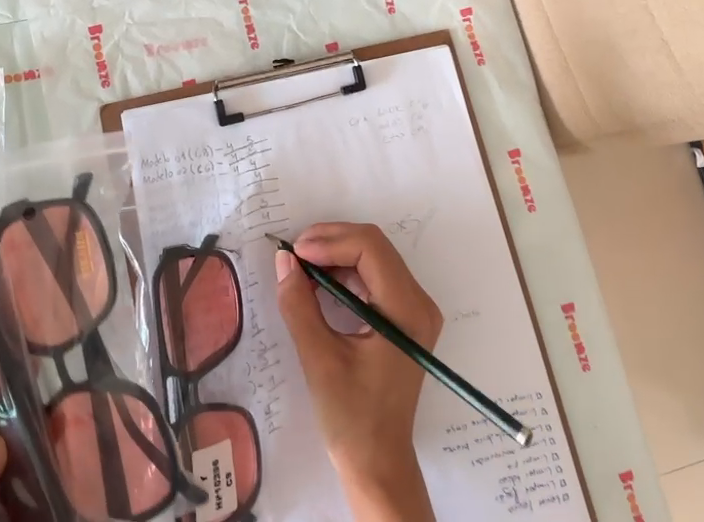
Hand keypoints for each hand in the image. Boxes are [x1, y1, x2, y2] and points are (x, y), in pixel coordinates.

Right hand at [276, 222, 440, 521]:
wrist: (377, 462)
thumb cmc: (351, 417)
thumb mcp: (318, 358)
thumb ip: (300, 304)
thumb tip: (284, 260)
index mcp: (407, 310)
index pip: (371, 249)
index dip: (330, 241)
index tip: (294, 252)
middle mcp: (419, 302)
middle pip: (375, 247)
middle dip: (331, 242)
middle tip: (292, 253)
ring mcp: (414, 310)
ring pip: (374, 258)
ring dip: (336, 255)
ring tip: (300, 265)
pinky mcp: (403, 318)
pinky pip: (374, 278)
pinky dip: (345, 272)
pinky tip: (317, 281)